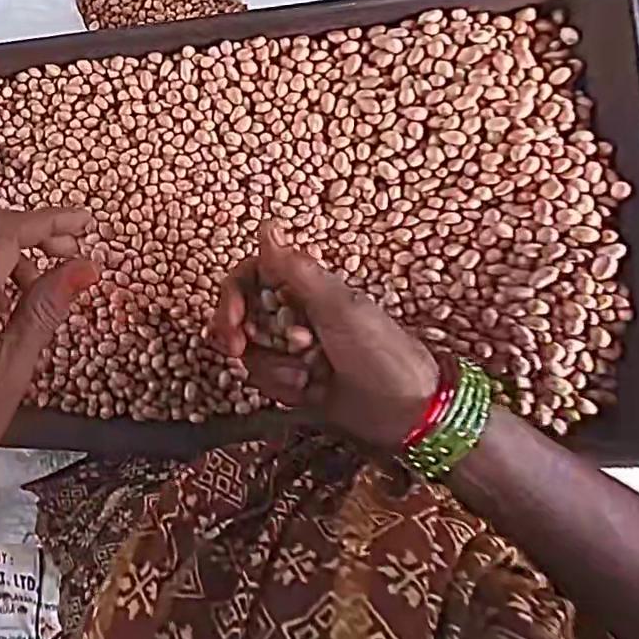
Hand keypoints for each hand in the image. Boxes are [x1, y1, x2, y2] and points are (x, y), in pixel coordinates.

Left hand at [0, 205, 98, 496]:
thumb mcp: (11, 374)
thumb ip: (45, 310)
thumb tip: (82, 269)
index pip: (4, 235)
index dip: (49, 222)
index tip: (81, 224)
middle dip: (30, 228)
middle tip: (65, 252)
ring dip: (9, 251)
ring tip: (34, 295)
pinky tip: (4, 308)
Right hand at [209, 223, 439, 449]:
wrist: (406, 412)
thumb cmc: (380, 350)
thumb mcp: (337, 307)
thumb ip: (297, 269)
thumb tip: (267, 226)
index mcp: (303, 286)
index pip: (248, 278)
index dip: (232, 297)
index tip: (233, 321)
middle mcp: (293, 312)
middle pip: (240, 316)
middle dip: (244, 337)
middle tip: (243, 349)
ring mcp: (292, 347)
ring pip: (250, 352)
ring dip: (272, 367)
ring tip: (307, 375)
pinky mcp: (293, 378)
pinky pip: (264, 380)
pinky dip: (282, 388)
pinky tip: (310, 390)